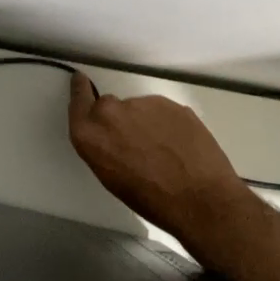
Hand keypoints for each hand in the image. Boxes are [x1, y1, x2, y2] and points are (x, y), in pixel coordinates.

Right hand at [67, 73, 251, 237]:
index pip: (78, 100)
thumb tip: (111, 135)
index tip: (80, 80)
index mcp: (90, 134)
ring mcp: (142, 104)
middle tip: (135, 144)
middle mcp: (111, 112)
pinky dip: (166, 124)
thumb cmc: (150, 200)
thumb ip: (102, 146)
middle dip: (118, 119)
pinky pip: (161, 111)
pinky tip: (180, 146)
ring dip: (144, 123)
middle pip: (108, 105)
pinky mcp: (170, 103)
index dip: (80, 89)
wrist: (201, 200)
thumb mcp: (112, 178)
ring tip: (164, 151)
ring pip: (138, 109)